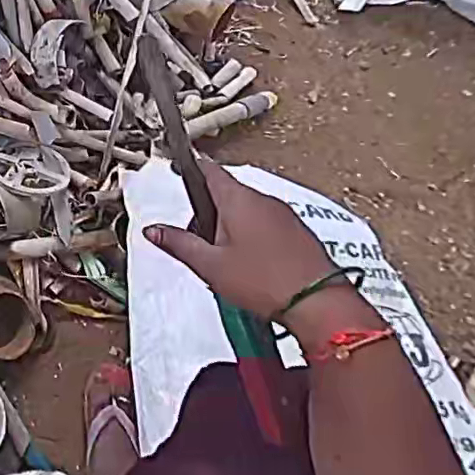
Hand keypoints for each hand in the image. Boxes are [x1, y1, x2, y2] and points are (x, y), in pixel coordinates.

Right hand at [144, 161, 350, 327]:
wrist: (321, 307)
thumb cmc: (266, 282)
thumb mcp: (210, 264)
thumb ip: (179, 243)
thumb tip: (153, 231)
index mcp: (238, 200)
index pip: (209, 170)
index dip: (191, 167)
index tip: (179, 166)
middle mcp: (264, 201)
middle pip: (226, 193)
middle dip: (208, 212)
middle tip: (198, 241)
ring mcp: (285, 216)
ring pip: (247, 210)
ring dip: (231, 226)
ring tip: (226, 260)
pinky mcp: (299, 234)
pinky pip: (266, 225)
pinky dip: (252, 237)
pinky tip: (251, 265)